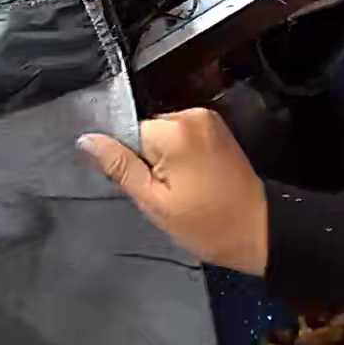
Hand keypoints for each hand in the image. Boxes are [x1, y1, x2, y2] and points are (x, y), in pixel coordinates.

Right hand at [79, 108, 266, 274]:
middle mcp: (193, 115)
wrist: (257, 229)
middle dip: (147, 159)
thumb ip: (119, 167)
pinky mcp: (217, 127)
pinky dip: (180, 154)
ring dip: (164, 157)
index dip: (129, 162)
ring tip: (183, 187)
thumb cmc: (208, 223)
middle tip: (165, 192)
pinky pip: (182, 135)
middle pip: (146, 131)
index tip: (144, 186)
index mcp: (176, 131)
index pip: (127, 134)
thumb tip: (86, 140)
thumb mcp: (154, 202)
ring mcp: (208, 119)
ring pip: (162, 134)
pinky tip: (193, 178)